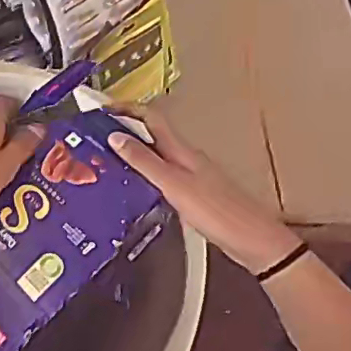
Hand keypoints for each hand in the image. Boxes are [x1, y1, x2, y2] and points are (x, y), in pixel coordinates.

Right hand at [108, 105, 302, 274]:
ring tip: (109, 159)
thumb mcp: (174, 185)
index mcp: (181, 150)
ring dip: (133, 151)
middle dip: (124, 129)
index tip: (101, 110)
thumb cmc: (217, 212)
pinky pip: (162, 173)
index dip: (126, 109)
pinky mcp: (194, 193)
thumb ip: (144, 162)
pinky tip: (136, 186)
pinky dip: (144, 172)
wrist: (253, 241)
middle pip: (151, 134)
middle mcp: (185, 157)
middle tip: (97, 136)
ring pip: (156, 154)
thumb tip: (115, 136)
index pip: (150, 117)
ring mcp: (191, 175)